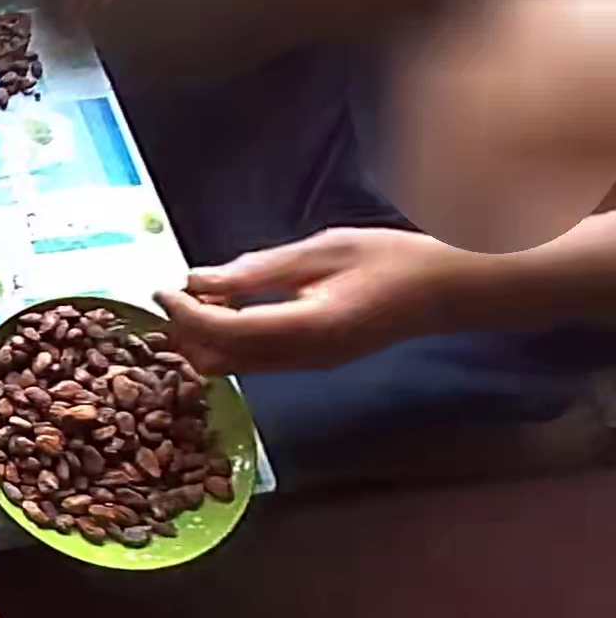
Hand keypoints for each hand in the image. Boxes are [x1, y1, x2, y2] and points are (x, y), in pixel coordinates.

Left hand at [154, 227, 484, 373]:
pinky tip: (221, 311)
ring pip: (221, 365)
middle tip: (176, 294)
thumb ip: (255, 270)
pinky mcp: (299, 365)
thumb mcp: (323, 251)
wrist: (456, 290)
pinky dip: (216, 341)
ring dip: (196, 337)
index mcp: (308, 326)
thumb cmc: (395, 260)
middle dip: (182, 328)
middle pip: (211, 355)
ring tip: (199, 300)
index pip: (222, 329)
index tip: (161, 290)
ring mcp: (299, 366)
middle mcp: (298, 356)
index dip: (183, 312)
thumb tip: (194, 281)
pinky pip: (240, 362)